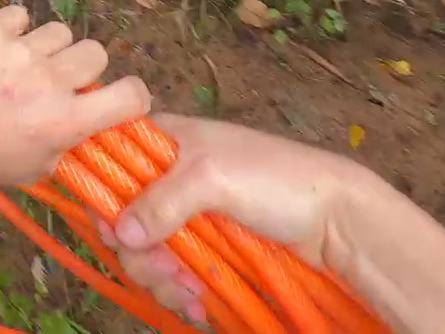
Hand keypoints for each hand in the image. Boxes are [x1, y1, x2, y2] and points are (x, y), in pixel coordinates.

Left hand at [0, 6, 150, 189]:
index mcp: (65, 121)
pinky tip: (1, 46)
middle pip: (95, 51)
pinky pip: (20, 15)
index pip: (131, 95)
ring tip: (25, 62)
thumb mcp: (35, 169)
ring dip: (49, 46)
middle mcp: (48, 81)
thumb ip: (68, 144)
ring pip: (59, 31)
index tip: (120, 97)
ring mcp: (18, 51)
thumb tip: (89, 125)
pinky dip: (14, 27)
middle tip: (61, 78)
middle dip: (83, 66)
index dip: (133, 94)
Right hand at [102, 114, 374, 318]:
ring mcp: (187, 212)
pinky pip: (174, 269)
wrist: (340, 219)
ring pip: (147, 248)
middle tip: (166, 274)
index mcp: (162, 139)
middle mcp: (167, 174)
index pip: (110, 162)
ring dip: (160, 277)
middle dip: (139, 252)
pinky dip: (179, 290)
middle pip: (125, 214)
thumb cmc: (273, 179)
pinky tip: (198, 304)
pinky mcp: (206, 245)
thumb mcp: (211, 178)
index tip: (114, 233)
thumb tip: (120, 234)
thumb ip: (161, 200)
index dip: (104, 198)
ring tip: (189, 296)